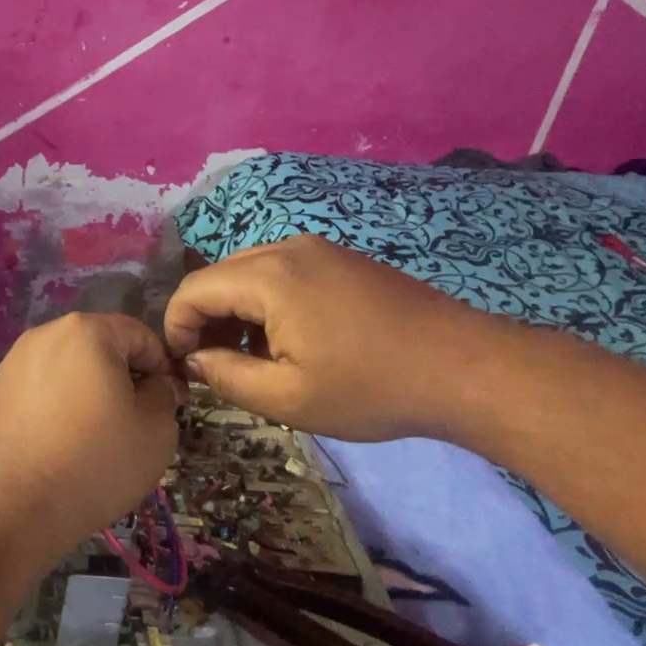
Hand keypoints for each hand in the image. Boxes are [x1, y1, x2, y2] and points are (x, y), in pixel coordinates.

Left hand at [0, 313, 183, 549]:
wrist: (20, 503)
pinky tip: (62, 440)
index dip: (162, 367)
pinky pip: (40, 388)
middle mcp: (44, 335)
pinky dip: (57, 404)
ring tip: (97, 432)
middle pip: (99, 347)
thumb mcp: (156, 428)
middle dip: (122, 376)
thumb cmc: (98, 460)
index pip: (139, 336)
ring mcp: (14, 362)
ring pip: (67, 367)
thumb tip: (157, 383)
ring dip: (88, 390)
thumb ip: (163, 393)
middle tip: (135, 419)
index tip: (170, 402)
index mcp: (86, 331)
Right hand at [163, 235, 514, 442]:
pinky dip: (267, 304)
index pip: (193, 290)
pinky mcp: (343, 260)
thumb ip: (226, 376)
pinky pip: (282, 273)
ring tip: (253, 360)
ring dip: (236, 313)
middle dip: (205, 320)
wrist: (469, 369)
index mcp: (269, 276)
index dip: (176, 328)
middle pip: (219, 276)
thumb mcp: (288, 398)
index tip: (186, 369)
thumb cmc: (372, 388)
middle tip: (217, 368)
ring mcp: (320, 250)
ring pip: (250, 273)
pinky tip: (292, 342)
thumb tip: (194, 358)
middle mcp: (288, 248)